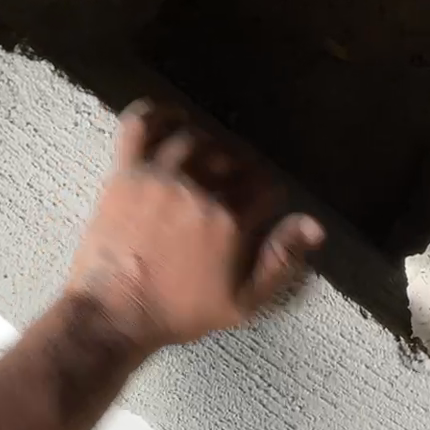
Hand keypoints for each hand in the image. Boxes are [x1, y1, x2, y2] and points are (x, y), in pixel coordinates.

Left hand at [65, 101, 324, 353]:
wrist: (113, 314)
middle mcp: (199, 189)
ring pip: (197, 139)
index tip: (260, 211)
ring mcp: (160, 175)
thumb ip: (280, 261)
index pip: (267, 186)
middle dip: (243, 173)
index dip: (268, 199)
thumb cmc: (180, 312)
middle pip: (235, 159)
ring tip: (209, 163)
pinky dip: (159, 115)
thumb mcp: (243, 302)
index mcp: (230, 220)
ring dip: (210, 147)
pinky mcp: (126, 171)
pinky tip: (174, 120)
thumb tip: (315, 226)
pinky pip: (143, 124)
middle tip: (234, 189)